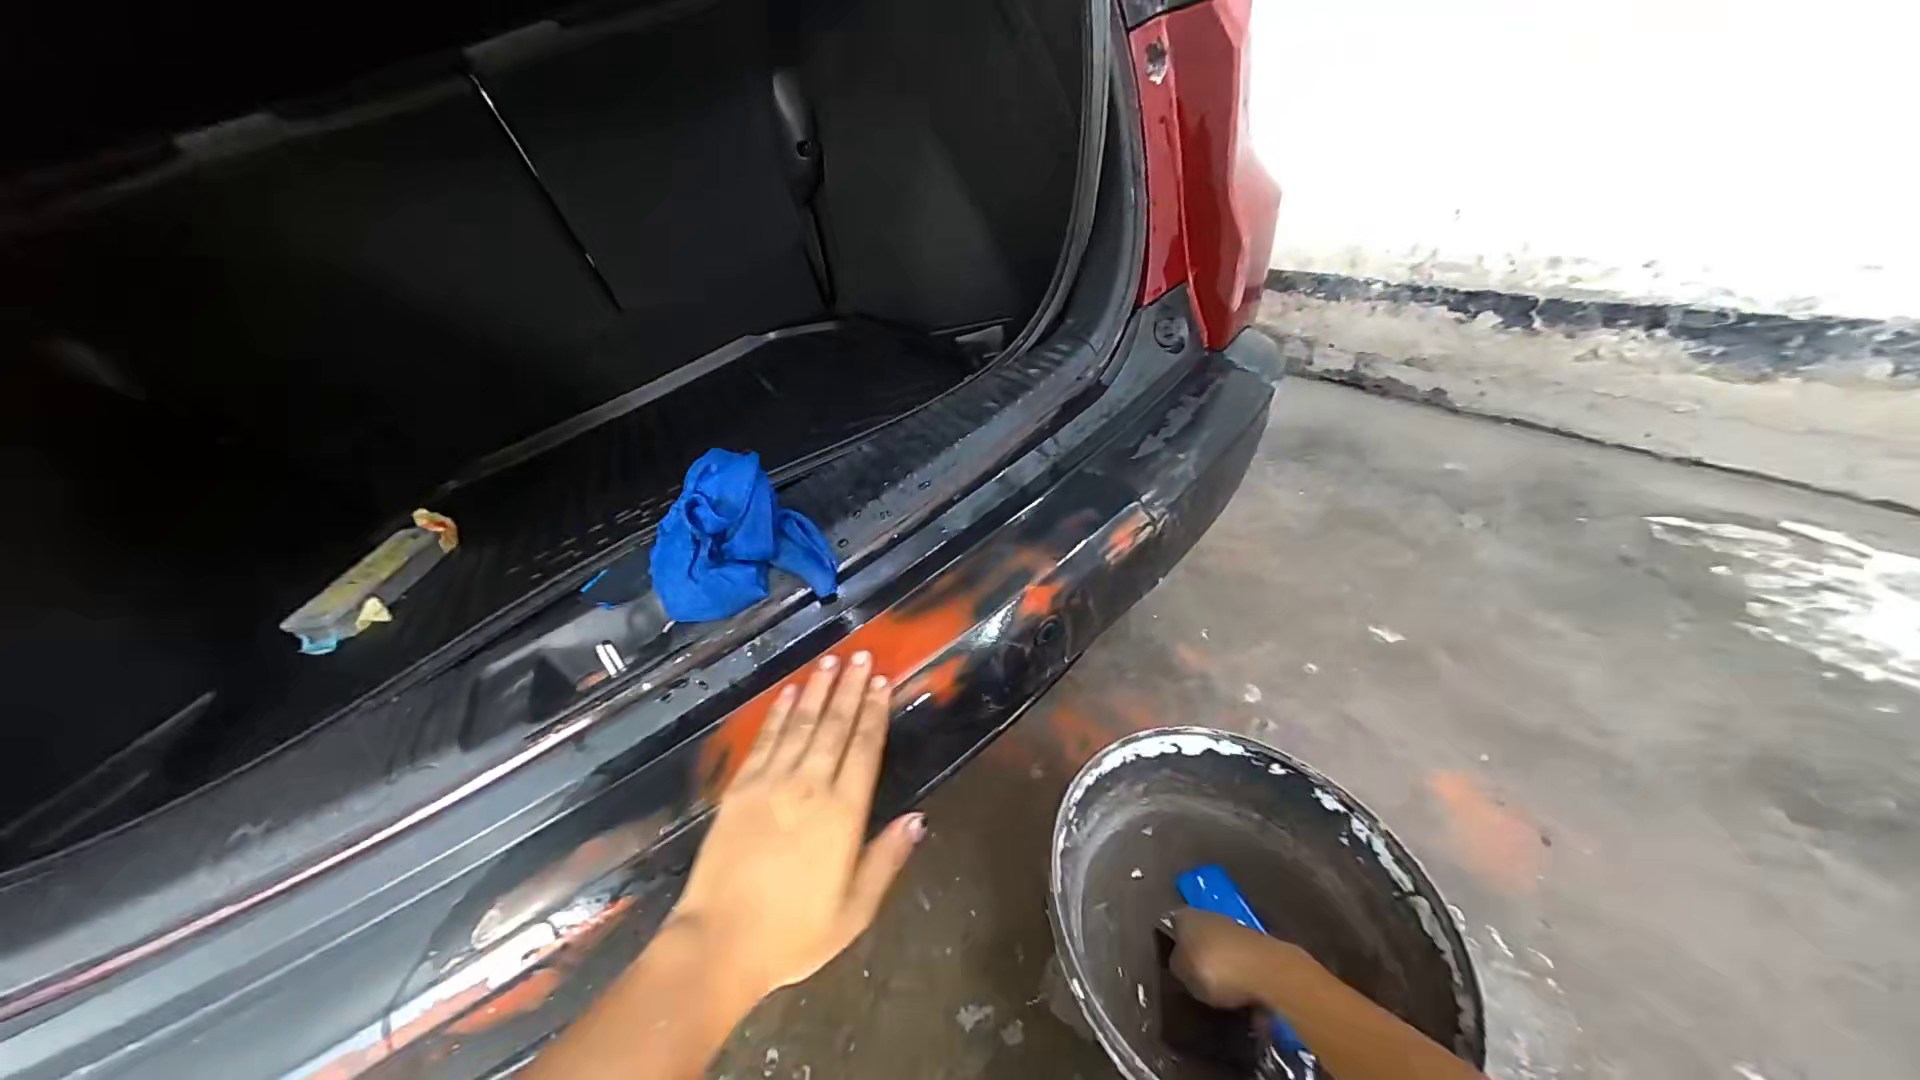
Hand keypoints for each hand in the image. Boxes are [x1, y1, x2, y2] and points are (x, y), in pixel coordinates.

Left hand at [666, 651, 925, 1003]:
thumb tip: (918, 818)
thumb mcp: (855, 909)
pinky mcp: (740, 788)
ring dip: (816, 690)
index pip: (864, 748)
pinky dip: (778, 713)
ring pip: (800, 724)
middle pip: (834, 726)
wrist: (719, 944)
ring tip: (830, 661)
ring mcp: (771, 783)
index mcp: (843, 813)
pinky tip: (788, 693)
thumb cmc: (794, 932)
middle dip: (849, 688)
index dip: (874, 711)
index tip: (881, 682)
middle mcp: (809, 786)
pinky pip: (764, 740)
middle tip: (861, 655)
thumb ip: (887, 859)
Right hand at [1169, 908, 1314, 1010]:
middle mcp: (1208, 915)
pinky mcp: (1261, 948)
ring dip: (1224, 969)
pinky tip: (1244, 998)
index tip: (1173, 966)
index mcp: (1184, 915)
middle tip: (1196, 982)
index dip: (1171, 945)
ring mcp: (1237, 929)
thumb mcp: (1183, 974)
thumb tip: (1180, 964)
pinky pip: (1244, 965)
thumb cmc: (1214, 968)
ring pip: (1223, 950)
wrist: (1268, 972)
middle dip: (1200, 957)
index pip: (1170, 926)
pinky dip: (1243, 979)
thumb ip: (1177, 966)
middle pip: (1199, 937)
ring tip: (1223, 995)